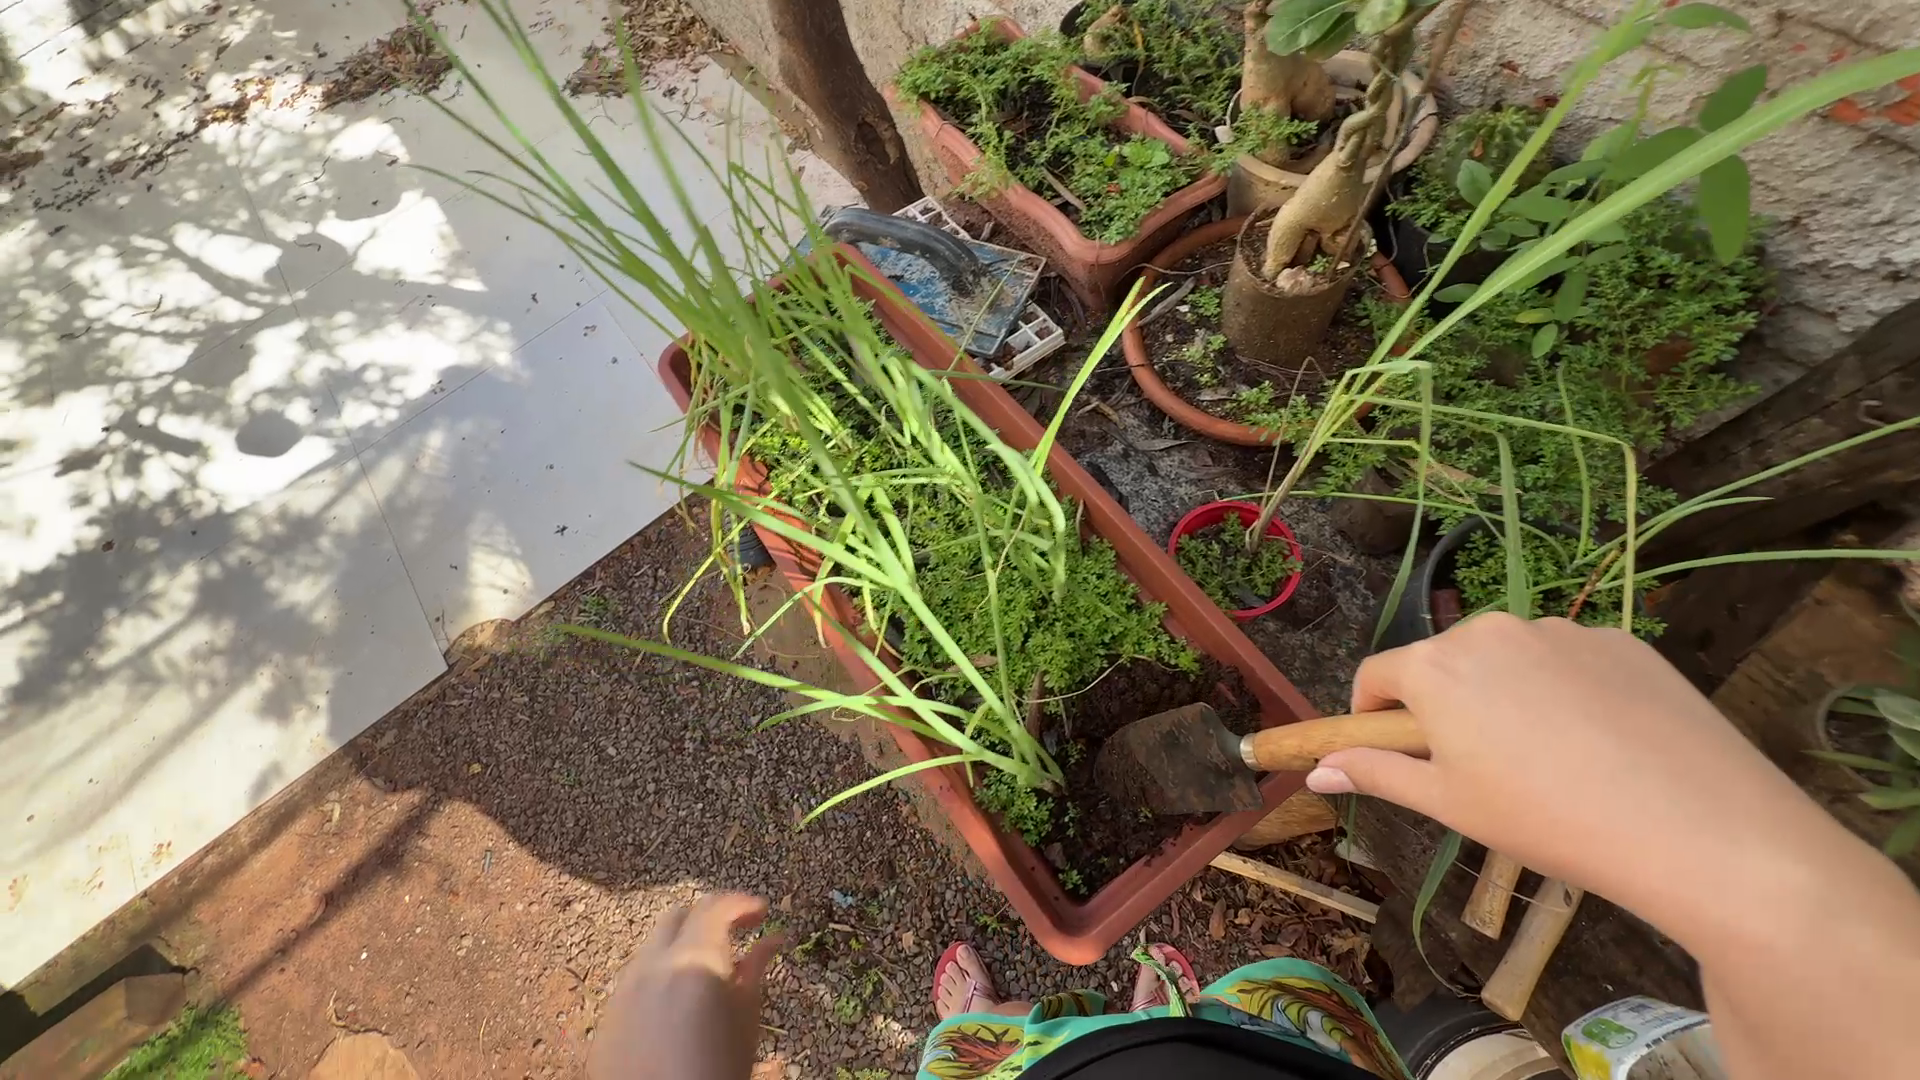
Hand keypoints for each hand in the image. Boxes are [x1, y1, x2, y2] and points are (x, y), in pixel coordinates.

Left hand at [588, 893, 781, 1079]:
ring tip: (710, 968)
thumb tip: (772, 939)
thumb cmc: (719, 1071)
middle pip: (679, 917)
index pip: (716, 906)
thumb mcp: (747, 1018)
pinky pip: (637, 978)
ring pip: (654, 946)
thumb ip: (756, 968)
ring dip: (684, 944)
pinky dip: (663, 973)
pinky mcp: (608, 1019)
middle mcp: (653, 964)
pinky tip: (681, 1000)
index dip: (743, 903)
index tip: (763, 913)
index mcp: (693, 959)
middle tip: (738, 933)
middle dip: (709, 917)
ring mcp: (624, 991)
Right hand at [1305, 613, 1839, 914]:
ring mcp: (1560, 629)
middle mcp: (1488, 630)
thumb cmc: (1547, 820)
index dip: (1372, 712)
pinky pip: (1566, 658)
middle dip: (1442, 704)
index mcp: (1435, 666)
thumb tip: (1316, 770)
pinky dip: (1562, 689)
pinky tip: (1600, 740)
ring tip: (1546, 755)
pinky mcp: (1622, 640)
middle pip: (1440, 662)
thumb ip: (1373, 774)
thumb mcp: (1448, 804)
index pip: (1376, 674)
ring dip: (1501, 693)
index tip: (1392, 749)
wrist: (1706, 834)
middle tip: (1476, 763)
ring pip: (1505, 658)